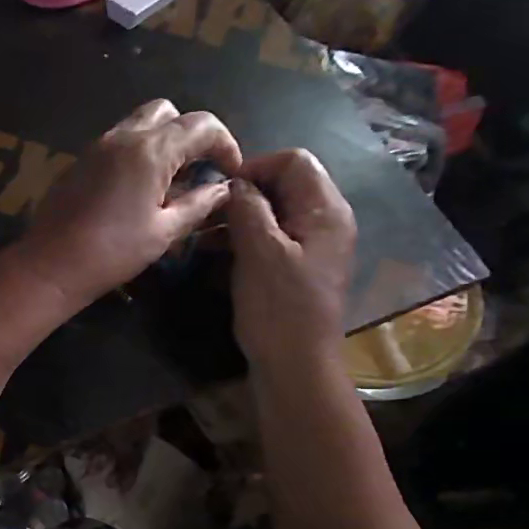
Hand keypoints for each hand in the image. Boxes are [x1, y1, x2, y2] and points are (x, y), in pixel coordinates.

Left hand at [6, 99, 239, 312]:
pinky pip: (117, 141)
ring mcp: (97, 146)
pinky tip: (139, 187)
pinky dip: (136, 152)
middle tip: (199, 169)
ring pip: (139, 123)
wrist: (50, 265)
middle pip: (167, 112)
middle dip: (190, 134)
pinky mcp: (80, 160)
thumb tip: (223, 190)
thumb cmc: (113, 252)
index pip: (201, 125)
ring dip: (162, 141)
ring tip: (170, 179)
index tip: (230, 172)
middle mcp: (123, 137)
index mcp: (150, 150)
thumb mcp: (164, 231)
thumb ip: (199, 204)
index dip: (225, 144)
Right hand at [225, 148, 356, 367]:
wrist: (296, 367)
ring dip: (237, 219)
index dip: (255, 166)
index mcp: (325, 211)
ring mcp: (312, 246)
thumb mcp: (260, 252)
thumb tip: (234, 183)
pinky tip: (215, 255)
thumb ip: (248, 208)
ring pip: (272, 213)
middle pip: (283, 185)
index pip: (293, 161)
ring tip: (203, 237)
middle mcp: (325, 221)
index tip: (220, 190)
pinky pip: (269, 239)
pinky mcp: (296, 267)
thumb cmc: (280, 308)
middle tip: (206, 215)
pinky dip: (243, 240)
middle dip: (242, 194)